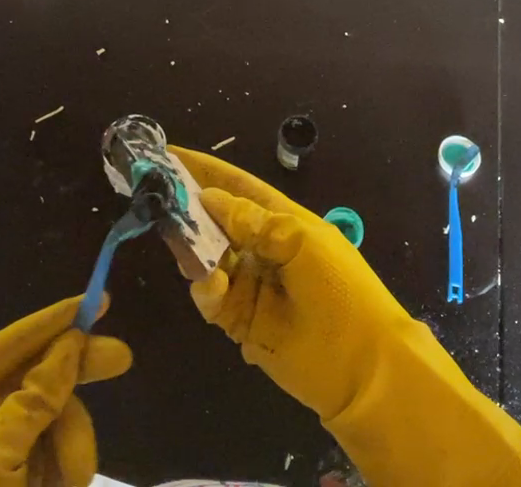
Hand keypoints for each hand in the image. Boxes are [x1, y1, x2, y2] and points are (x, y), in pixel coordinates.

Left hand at [0, 296, 131, 486]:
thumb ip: (38, 396)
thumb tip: (71, 343)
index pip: (12, 342)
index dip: (54, 320)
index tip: (95, 301)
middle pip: (41, 371)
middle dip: (77, 375)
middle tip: (121, 360)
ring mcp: (7, 439)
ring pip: (61, 414)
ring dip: (74, 445)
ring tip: (72, 479)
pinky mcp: (28, 469)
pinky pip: (64, 447)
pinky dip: (71, 465)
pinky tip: (67, 484)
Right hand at [171, 145, 411, 420]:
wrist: (364, 365)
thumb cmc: (341, 289)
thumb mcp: (300, 241)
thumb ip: (251, 220)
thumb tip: (208, 196)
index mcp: (282, 220)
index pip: (236, 186)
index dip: (205, 170)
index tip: (168, 154)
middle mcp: (261, 248)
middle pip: (214, 221)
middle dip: (188, 210)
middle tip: (156, 201)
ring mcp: (248, 284)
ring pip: (205, 257)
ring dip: (193, 250)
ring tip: (184, 246)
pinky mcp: (238, 320)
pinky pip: (209, 296)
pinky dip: (206, 289)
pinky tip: (214, 287)